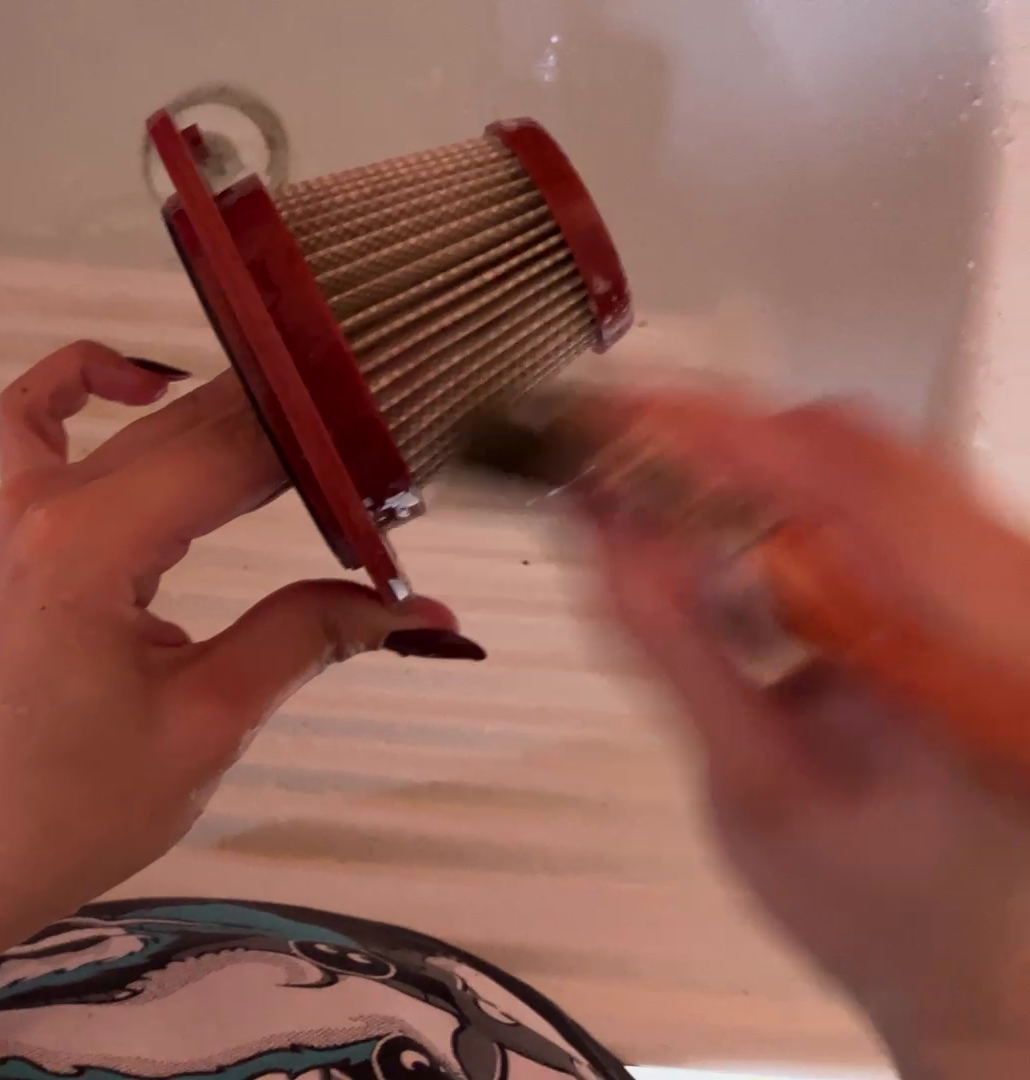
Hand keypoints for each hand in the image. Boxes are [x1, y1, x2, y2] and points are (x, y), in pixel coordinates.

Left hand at [0, 341, 465, 946]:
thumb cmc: (69, 809)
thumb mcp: (203, 726)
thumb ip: (302, 638)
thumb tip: (413, 609)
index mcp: (91, 542)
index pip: (230, 455)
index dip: (321, 446)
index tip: (393, 451)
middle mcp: (46, 503)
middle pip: (186, 431)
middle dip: (287, 431)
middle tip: (376, 451)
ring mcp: (15, 510)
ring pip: (134, 431)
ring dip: (219, 420)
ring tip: (305, 441)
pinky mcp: (8, 535)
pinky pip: (35, 427)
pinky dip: (84, 385)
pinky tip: (145, 390)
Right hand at [583, 393, 1029, 1075]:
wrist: (999, 977)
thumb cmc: (881, 913)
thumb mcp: (754, 787)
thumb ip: (676, 653)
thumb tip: (600, 536)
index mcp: (991, 661)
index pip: (846, 493)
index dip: (708, 441)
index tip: (593, 424)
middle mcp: (1020, 600)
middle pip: (857, 449)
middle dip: (703, 434)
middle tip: (584, 446)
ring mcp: (1008, 590)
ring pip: (861, 462)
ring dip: (724, 458)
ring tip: (614, 478)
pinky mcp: (975, 595)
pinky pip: (863, 504)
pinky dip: (757, 496)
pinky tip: (684, 522)